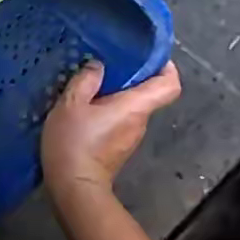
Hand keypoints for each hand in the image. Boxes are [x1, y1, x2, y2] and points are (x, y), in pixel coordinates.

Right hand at [41, 60, 179, 198]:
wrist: (74, 184)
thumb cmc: (74, 141)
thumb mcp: (70, 104)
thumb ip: (86, 81)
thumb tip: (98, 65)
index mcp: (134, 107)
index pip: (169, 86)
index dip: (166, 68)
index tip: (149, 55)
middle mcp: (140, 121)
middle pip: (147, 94)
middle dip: (129, 76)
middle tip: (102, 62)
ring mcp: (131, 135)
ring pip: (130, 106)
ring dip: (113, 92)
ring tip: (86, 82)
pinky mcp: (119, 144)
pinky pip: (119, 117)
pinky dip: (106, 107)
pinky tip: (82, 106)